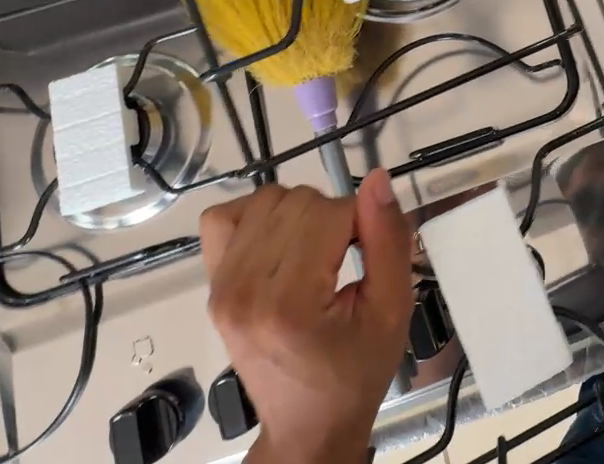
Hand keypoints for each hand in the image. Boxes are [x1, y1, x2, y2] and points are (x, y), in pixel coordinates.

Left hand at [201, 171, 413, 463]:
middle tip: (348, 258)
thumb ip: (389, 239)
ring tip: (318, 251)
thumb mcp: (393, 309)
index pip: (331, 212)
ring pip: (266, 200)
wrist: (309, 425)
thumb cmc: (357, 372)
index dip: (364, 221)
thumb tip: (378, 178)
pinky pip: (223, 218)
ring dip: (301, 213)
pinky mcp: (211, 285)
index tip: (370, 254)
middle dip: (335, 217)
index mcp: (289, 303)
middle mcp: (242, 290)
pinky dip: (256, 215)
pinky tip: (282, 241)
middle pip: (299, 201)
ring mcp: (220, 287)